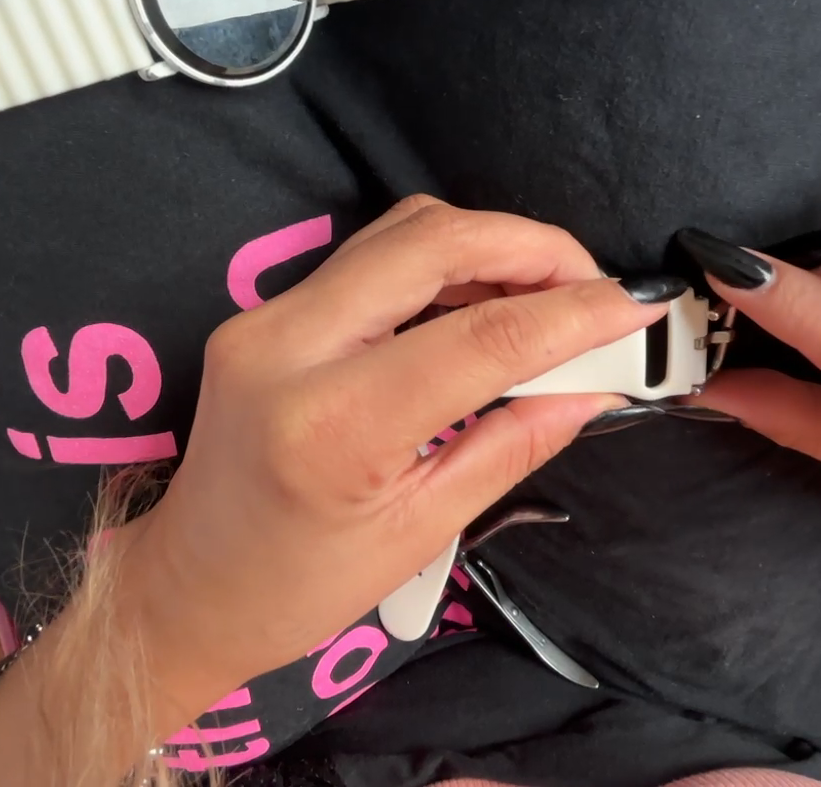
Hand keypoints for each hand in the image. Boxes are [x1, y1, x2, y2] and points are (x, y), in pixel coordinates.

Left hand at [120, 197, 678, 718]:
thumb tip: (591, 385)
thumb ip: (511, 443)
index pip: (477, 338)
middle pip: (431, 240)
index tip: (635, 305)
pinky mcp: (265, 310)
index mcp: (331, 424)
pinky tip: (481, 295)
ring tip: (546, 290)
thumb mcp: (420, 530)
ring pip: (400, 231)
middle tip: (592, 283)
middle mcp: (287, 345)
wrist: (186, 584)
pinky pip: (372, 255)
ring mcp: (265, 316)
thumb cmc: (300, 588)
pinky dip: (442, 258)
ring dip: (488, 242)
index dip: (570, 313)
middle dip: (530, 245)